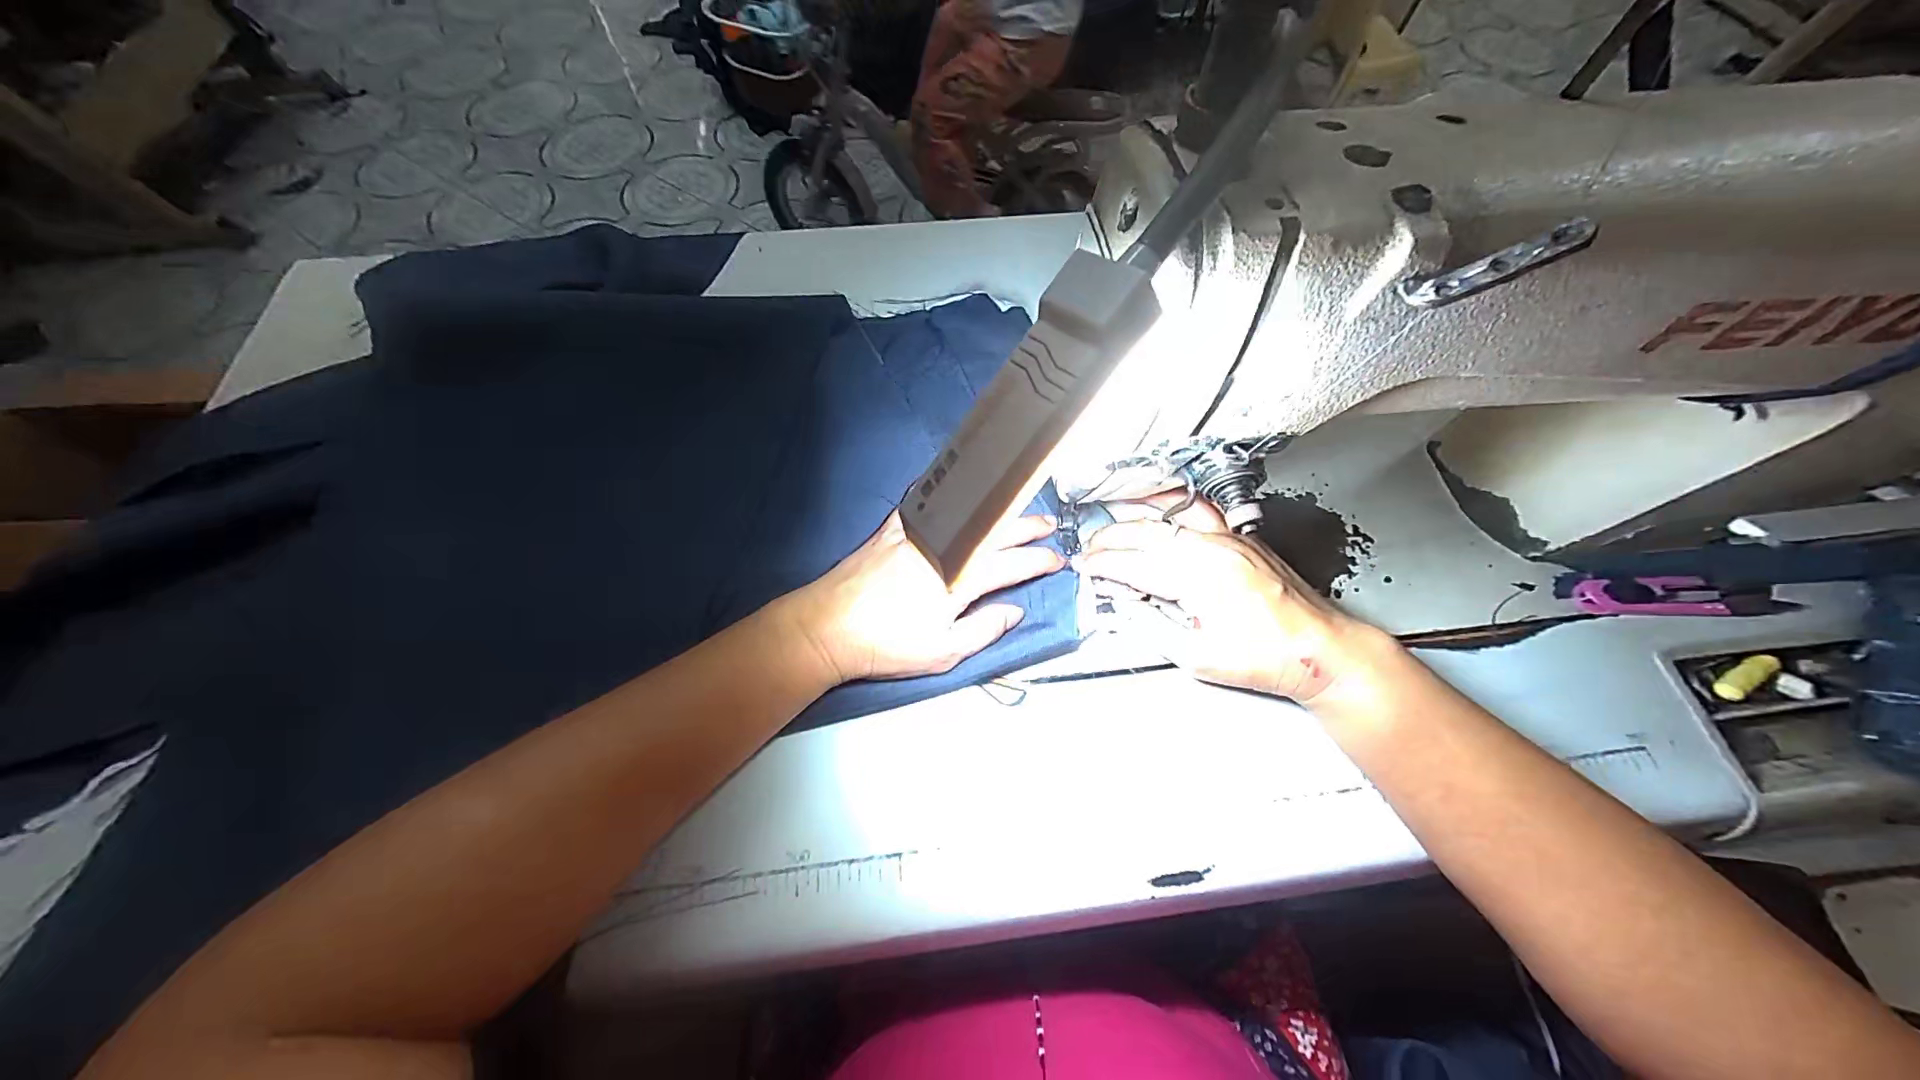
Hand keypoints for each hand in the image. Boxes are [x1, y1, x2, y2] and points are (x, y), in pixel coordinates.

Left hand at [775, 511, 1065, 683]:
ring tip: (1016, 512)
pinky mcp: (894, 530)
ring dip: (997, 513)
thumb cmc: (886, 644)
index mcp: (960, 579)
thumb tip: (1015, 611)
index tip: (1057, 559)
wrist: (828, 626)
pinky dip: (950, 499)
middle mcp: (944, 549)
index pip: (1011, 565)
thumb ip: (984, 629)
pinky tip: (959, 493)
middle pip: (995, 533)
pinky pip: (929, 506)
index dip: (1038, 561)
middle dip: (1027, 528)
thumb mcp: (943, 651)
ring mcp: (918, 535)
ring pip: (968, 517)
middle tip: (1049, 526)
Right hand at [1073, 493, 1393, 708]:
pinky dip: (1169, 509)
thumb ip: (1152, 625)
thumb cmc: (1271, 657)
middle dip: (1110, 538)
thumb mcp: (1196, 656)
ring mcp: (1231, 539)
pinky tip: (1160, 512)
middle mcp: (1213, 548)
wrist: (1322, 650)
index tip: (1084, 568)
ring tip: (1114, 516)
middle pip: (1146, 531)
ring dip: (1137, 514)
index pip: (1133, 563)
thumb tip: (1125, 606)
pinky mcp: (1243, 540)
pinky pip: (1199, 512)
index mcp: (1198, 575)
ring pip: (1171, 511)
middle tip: (1090, 548)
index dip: (1102, 565)